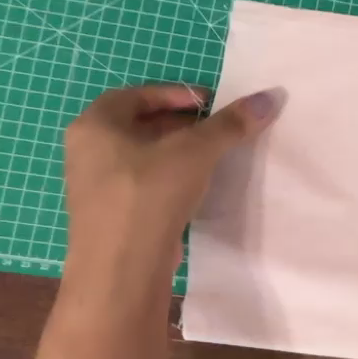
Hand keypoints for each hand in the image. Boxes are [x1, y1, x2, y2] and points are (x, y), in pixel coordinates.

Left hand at [63, 84, 279, 280]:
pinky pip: (145, 179)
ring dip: (179, 149)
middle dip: (182, 122)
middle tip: (219, 127)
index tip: (211, 103)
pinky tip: (198, 185)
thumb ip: (231, 124)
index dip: (175, 94)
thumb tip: (270, 97)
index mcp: (95, 126)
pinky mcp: (113, 209)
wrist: (122, 264)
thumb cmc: (149, 194)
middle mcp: (88, 149)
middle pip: (140, 123)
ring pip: (144, 153)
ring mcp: (97, 182)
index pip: (136, 95)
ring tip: (215, 155)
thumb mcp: (196, 152)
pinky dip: (172, 174)